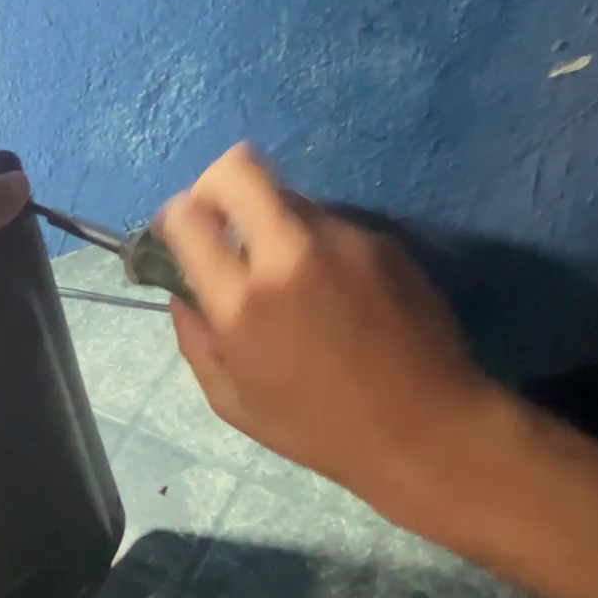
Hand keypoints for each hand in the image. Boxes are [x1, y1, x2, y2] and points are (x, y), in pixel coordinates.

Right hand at [156, 144, 499, 511]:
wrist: (424, 429)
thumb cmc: (316, 429)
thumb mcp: (231, 401)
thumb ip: (196, 339)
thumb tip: (183, 294)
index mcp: (242, 302)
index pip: (188, 217)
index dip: (173, 217)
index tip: (178, 234)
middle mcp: (290, 253)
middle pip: (239, 168)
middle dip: (215, 185)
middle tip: (219, 221)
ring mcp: (344, 239)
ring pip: (288, 198)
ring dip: (270, 224)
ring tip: (288, 278)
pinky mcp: (384, 240)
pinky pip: (330, 224)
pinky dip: (315, 246)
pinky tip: (333, 293)